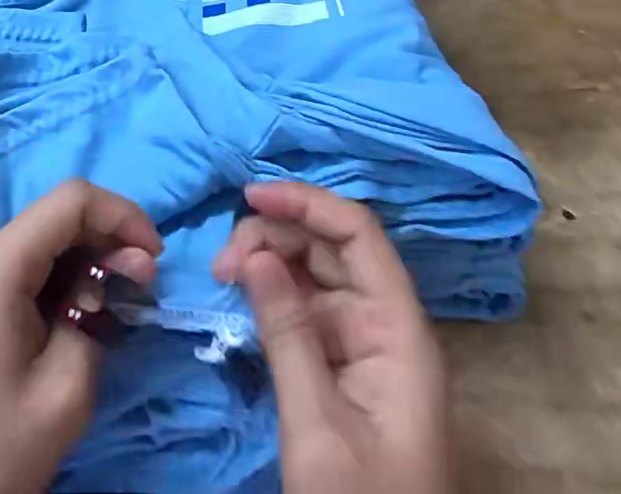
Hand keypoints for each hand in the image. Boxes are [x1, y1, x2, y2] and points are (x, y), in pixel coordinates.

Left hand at [0, 180, 161, 493]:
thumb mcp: (66, 386)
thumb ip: (97, 315)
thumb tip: (107, 282)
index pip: (71, 200)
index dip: (123, 215)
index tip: (156, 257)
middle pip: (60, 217)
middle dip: (111, 241)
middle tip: (145, 287)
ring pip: (49, 239)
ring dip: (92, 261)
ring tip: (121, 305)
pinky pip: (32, 264)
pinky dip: (68, 278)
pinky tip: (89, 313)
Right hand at [212, 182, 450, 493]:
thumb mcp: (317, 422)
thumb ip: (287, 332)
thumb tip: (255, 254)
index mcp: (397, 329)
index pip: (358, 235)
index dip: (307, 204)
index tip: (249, 197)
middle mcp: (381, 320)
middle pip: (328, 245)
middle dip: (273, 235)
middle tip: (223, 264)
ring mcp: (357, 337)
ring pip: (309, 267)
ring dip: (265, 258)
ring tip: (224, 276)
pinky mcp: (334, 355)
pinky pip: (299, 300)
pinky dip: (266, 287)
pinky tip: (240, 292)